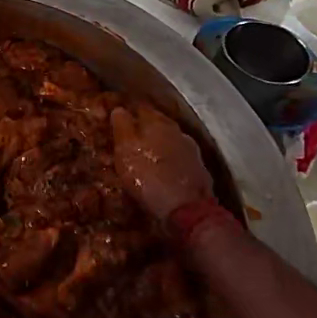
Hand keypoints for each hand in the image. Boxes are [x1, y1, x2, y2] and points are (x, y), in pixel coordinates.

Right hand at [110, 104, 213, 220]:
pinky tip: (161, 171)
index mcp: (158, 123)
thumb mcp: (126, 150)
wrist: (186, 208)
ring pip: (169, 141)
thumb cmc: (148, 176)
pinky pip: (178, 159)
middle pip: (158, 123)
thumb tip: (119, 109)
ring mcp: (191, 151)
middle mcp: (177, 131)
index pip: (141, 108)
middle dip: (144, 128)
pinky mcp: (198, 170)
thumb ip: (122, 127)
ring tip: (145, 156)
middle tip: (129, 138)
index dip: (129, 112)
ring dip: (158, 145)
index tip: (118, 117)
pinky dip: (168, 161)